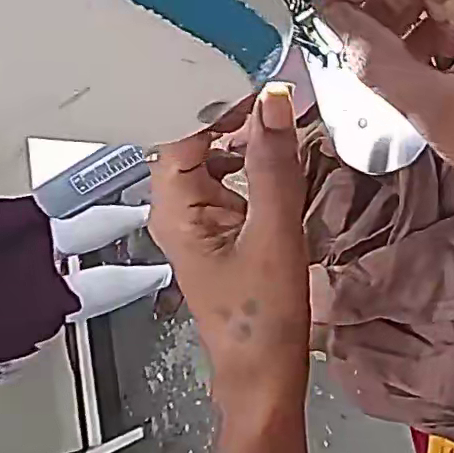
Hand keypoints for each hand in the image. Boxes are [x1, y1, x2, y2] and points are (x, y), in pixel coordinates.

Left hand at [148, 83, 311, 415]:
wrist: (265, 371)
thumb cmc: (262, 313)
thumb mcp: (274, 231)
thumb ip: (274, 163)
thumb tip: (274, 101)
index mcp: (174, 208)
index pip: (181, 131)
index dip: (215, 102)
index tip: (254, 80)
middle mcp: (175, 209)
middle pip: (193, 141)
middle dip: (231, 116)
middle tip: (274, 96)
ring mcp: (196, 220)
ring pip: (212, 160)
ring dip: (243, 139)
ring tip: (279, 121)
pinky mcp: (218, 231)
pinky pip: (229, 182)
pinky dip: (252, 164)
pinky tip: (277, 160)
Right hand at [319, 0, 453, 259]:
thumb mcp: (428, 104)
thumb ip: (373, 57)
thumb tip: (332, 21)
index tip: (333, 5)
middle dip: (377, 0)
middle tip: (340, 31)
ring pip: (430, 0)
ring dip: (391, 21)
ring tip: (360, 51)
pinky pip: (443, 25)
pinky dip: (411, 40)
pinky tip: (390, 63)